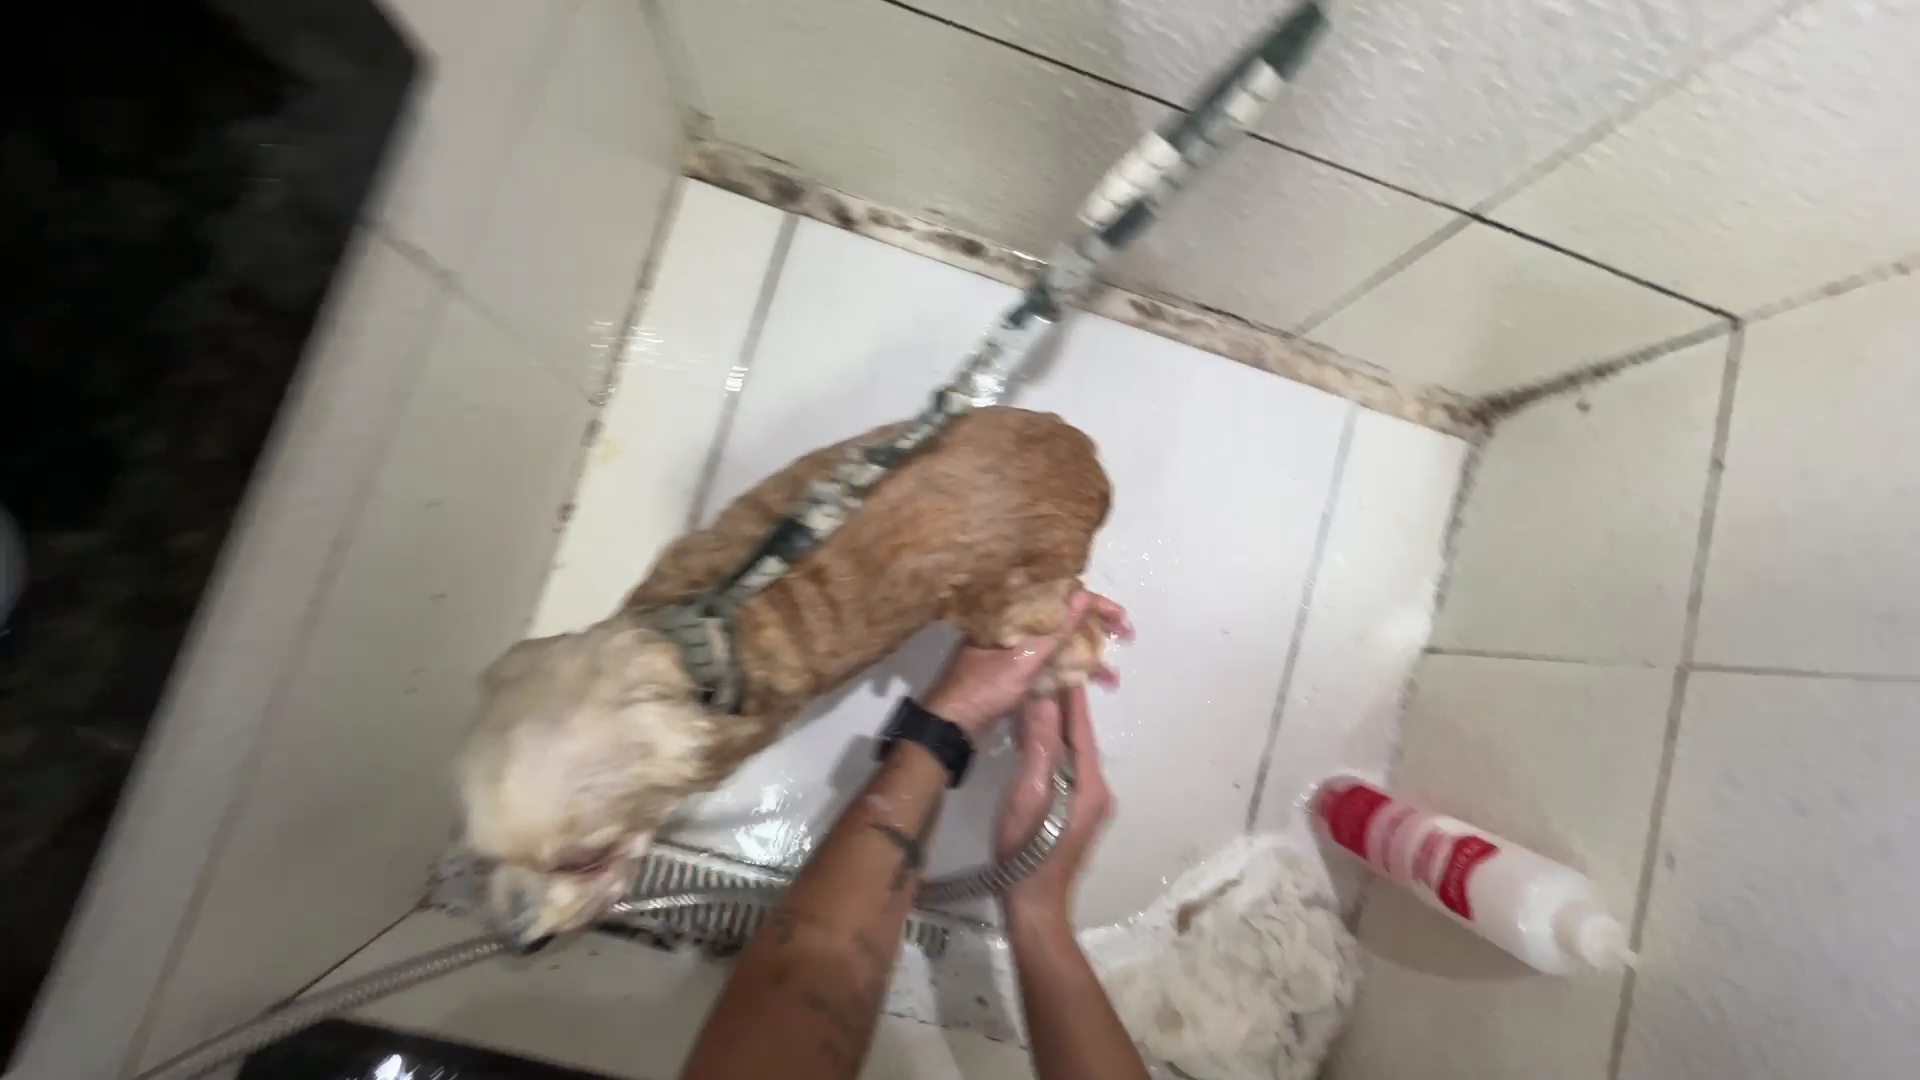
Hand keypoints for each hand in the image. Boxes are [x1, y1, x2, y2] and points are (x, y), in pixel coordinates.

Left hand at [921, 591, 1128, 736]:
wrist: (949, 727)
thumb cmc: (982, 690)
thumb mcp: (1022, 661)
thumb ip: (1054, 631)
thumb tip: (1081, 594)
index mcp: (1009, 613)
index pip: (1057, 596)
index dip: (1093, 604)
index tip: (1120, 618)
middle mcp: (1012, 625)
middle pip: (1061, 618)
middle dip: (1095, 628)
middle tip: (1126, 636)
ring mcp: (1014, 649)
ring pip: (1058, 643)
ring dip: (1086, 655)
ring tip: (1112, 677)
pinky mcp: (1015, 671)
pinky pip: (1049, 663)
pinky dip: (1069, 670)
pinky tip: (1091, 682)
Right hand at [994, 686, 1113, 928]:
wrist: (1032, 906)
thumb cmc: (1028, 850)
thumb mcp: (1030, 794)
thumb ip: (1041, 747)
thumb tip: (1044, 700)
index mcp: (1090, 782)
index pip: (1082, 727)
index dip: (1072, 694)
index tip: (1065, 661)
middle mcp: (1095, 788)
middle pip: (1079, 737)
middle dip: (1063, 705)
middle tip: (1044, 671)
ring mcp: (1085, 801)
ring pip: (1071, 752)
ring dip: (1055, 725)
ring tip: (1034, 694)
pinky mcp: (1072, 810)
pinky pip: (1063, 767)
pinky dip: (1050, 746)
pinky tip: (1032, 734)